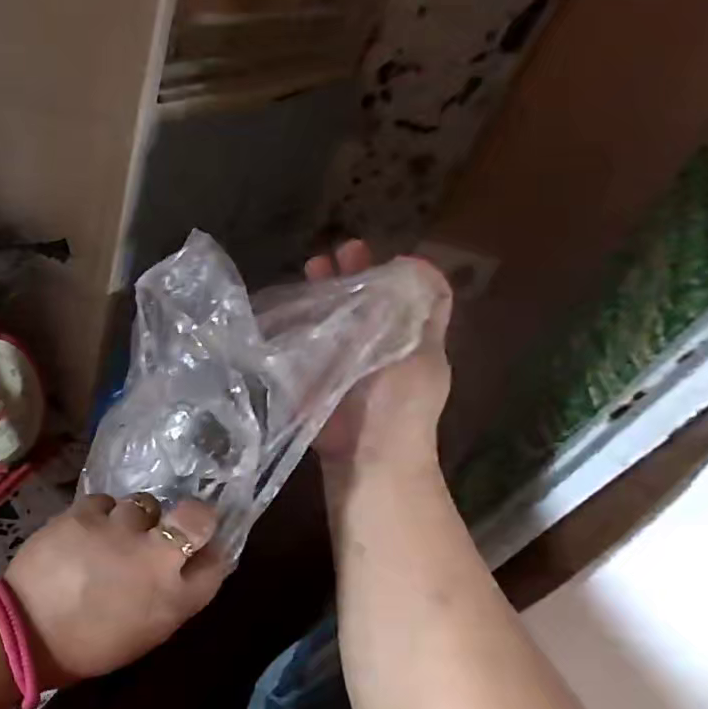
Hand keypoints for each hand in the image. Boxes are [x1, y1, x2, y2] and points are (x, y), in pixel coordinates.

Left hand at [4, 494, 228, 686]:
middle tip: (172, 525)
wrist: (27, 631)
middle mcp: (155, 557)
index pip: (216, 561)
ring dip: (136, 517)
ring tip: (114, 533)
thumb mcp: (147, 632)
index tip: (196, 551)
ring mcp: (120, 529)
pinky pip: (106, 501)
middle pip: (197, 518)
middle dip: (192, 516)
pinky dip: (100, 514)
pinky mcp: (85, 513)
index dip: (209, 551)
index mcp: (175, 597)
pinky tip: (87, 530)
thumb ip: (173, 597)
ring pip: (144, 504)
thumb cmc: (90, 645)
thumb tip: (184, 567)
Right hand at [305, 240, 454, 468]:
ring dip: (316, 298)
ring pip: (327, 324)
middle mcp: (371, 348)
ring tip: (304, 275)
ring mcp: (338, 366)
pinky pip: (302, 349)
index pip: (391, 295)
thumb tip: (416, 264)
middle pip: (355, 306)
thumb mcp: (424, 351)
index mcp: (403, 339)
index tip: (357, 252)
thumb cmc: (401, 402)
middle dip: (340, 280)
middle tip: (321, 259)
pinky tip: (282, 311)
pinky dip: (294, 330)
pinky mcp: (311, 383)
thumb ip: (425, 310)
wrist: (367, 456)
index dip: (376, 270)